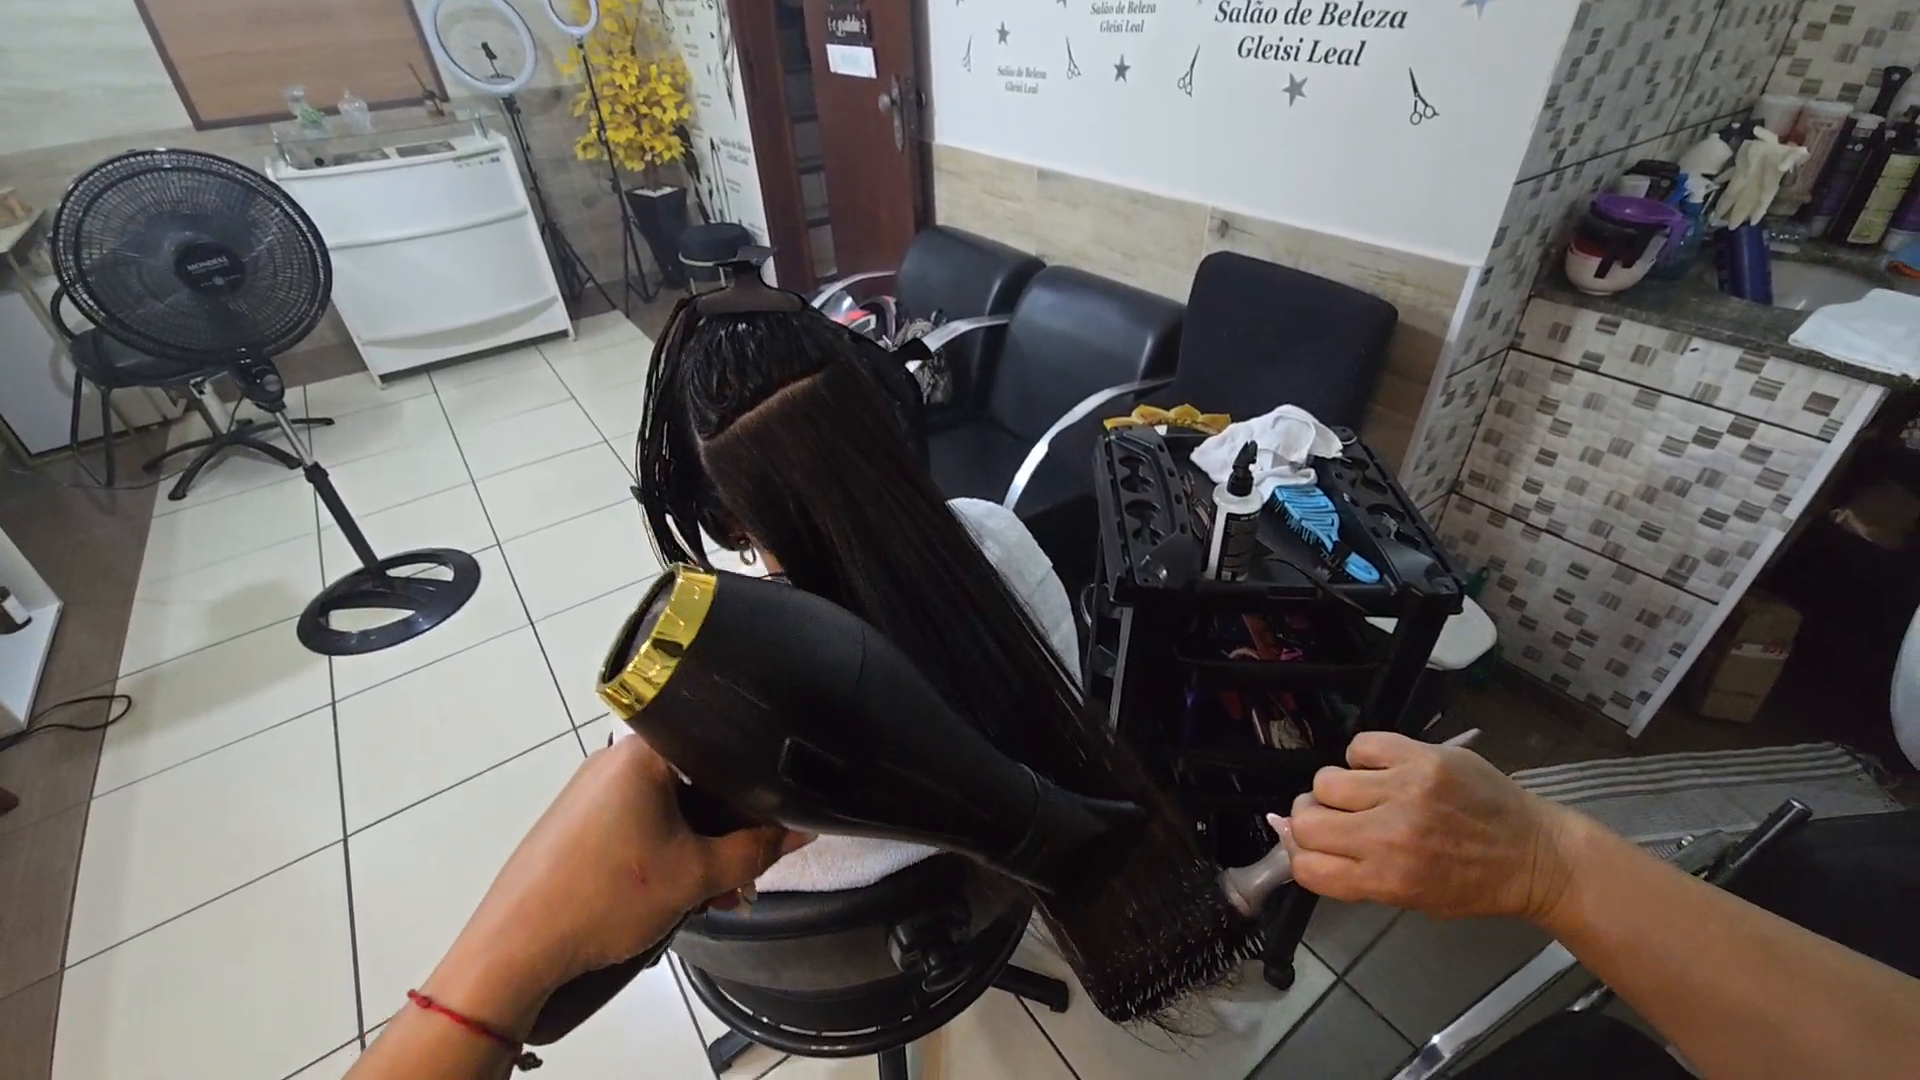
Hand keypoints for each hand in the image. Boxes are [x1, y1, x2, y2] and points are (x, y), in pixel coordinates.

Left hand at [422, 736, 806, 1035]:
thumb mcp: (695, 876)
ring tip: (717, 894)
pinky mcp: (579, 819)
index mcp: (645, 750)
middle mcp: (617, 757)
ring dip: (701, 846)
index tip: (776, 819)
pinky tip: (680, 892)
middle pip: (698, 781)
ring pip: (671, 806)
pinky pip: (642, 821)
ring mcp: (593, 788)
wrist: (511, 951)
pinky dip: (667, 849)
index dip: (756, 786)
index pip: (723, 749)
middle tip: (745, 872)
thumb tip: (804, 829)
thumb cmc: (607, 897)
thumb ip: (757, 850)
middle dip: (728, 829)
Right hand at [1279, 732, 1580, 921]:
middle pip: (1305, 820)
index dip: (1302, 855)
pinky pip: (1360, 746)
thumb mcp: (1408, 897)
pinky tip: (1386, 771)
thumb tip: (1285, 830)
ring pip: (1325, 780)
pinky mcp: (1421, 756)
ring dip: (1339, 789)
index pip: (1306, 866)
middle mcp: (1390, 835)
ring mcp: (1406, 790)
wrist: (1539, 855)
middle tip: (1339, 819)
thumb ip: (1348, 870)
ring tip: (1367, 794)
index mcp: (1388, 879)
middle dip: (1313, 819)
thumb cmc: (1472, 885)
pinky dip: (1365, 758)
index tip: (1316, 848)